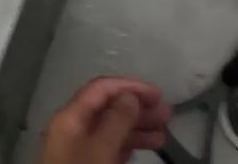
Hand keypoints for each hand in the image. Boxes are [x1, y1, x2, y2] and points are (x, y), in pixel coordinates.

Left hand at [39, 77, 171, 163]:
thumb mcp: (101, 149)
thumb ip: (117, 120)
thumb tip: (131, 95)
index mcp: (70, 117)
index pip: (102, 88)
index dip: (130, 86)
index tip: (158, 94)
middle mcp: (72, 129)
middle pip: (108, 108)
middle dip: (138, 108)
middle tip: (167, 114)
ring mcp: (78, 151)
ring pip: (111, 130)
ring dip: (137, 128)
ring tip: (163, 134)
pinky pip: (109, 149)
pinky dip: (128, 146)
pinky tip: (144, 148)